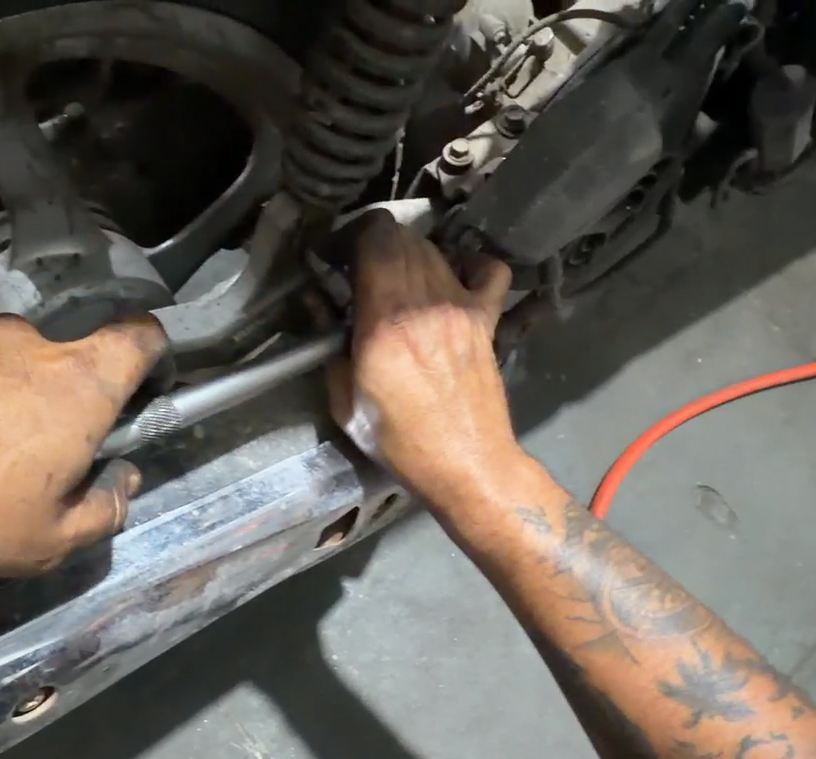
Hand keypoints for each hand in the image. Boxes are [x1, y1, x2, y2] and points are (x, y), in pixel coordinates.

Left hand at [0, 305, 161, 583]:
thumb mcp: (42, 544)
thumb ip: (102, 512)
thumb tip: (121, 482)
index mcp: (72, 386)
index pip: (138, 340)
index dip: (152, 354)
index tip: (141, 380)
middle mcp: (15, 338)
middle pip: (53, 357)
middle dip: (47, 398)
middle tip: (14, 456)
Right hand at [331, 214, 518, 509]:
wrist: (467, 465)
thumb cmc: (401, 444)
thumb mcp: (346, 408)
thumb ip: (332, 355)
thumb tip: (326, 316)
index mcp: (383, 323)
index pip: (374, 240)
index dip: (352, 236)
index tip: (338, 257)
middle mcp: (423, 303)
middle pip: (403, 239)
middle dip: (376, 245)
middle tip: (362, 272)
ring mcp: (461, 308)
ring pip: (436, 250)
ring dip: (412, 255)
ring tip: (398, 282)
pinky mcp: (487, 320)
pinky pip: (489, 270)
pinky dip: (471, 263)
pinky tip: (453, 277)